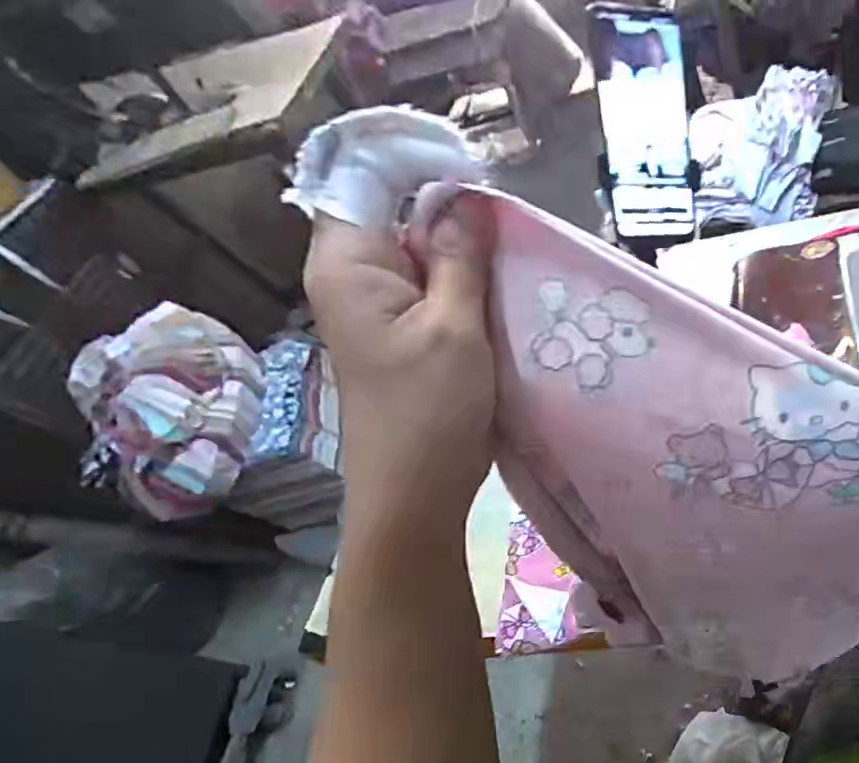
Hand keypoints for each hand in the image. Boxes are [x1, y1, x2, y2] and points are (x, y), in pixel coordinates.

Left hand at [303, 186, 496, 522]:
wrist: (416, 492)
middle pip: (402, 218)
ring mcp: (378, 311)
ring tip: (510, 272)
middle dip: (454, 222)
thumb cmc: (430, 411)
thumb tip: (468, 200)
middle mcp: (353, 278)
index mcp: (347, 263)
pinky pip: (433, 296)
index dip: (425, 174)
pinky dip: (465, 295)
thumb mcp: (455, 328)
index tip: (483, 189)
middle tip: (510, 238)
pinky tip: (498, 306)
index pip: (372, 181)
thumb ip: (459, 259)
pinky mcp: (402, 339)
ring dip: (466, 263)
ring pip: (424, 260)